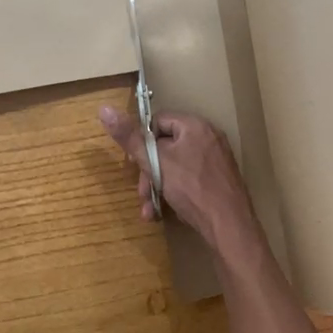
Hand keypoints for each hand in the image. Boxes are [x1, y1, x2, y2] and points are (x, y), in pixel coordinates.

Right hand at [98, 107, 261, 252]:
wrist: (228, 224)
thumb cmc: (191, 187)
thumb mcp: (155, 162)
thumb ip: (130, 138)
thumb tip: (104, 108)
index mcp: (195, 125)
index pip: (159, 121)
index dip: (142, 141)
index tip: (133, 164)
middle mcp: (208, 137)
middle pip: (166, 147)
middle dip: (148, 173)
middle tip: (142, 194)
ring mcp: (216, 160)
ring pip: (176, 167)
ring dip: (158, 188)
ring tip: (150, 211)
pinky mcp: (219, 180)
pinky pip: (190, 179)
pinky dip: (175, 193)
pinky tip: (166, 213)